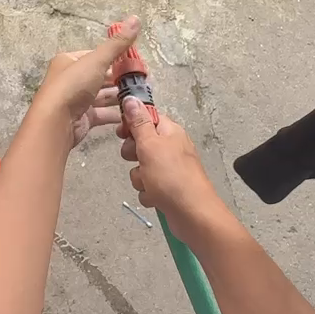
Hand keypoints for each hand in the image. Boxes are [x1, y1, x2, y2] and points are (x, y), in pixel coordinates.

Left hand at [27, 17, 140, 151]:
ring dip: (119, 96)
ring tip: (140, 96)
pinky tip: (130, 113)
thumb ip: (117, 44)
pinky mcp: (82, 118)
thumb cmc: (72, 86)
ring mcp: (76, 100)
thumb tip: (135, 18)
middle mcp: (70, 79)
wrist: (56, 122)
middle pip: (99, 76)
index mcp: (69, 61)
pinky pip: (102, 113)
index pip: (95, 56)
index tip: (135, 61)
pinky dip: (115, 113)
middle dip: (119, 78)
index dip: (115, 57)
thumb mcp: (97, 60)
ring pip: (102, 96)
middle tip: (142, 80)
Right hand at [117, 97, 240, 249]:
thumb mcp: (150, 145)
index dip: (132, 123)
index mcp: (170, 132)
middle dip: (133, 154)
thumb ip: (139, 122)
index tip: (121, 133)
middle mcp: (171, 148)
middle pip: (141, 143)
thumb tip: (131, 98)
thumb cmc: (171, 176)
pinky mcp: (168, 189)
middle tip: (136, 159)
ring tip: (149, 184)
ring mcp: (170, 170)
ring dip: (140, 177)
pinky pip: (148, 187)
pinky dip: (148, 193)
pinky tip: (155, 198)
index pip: (147, 117)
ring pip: (142, 168)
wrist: (193, 214)